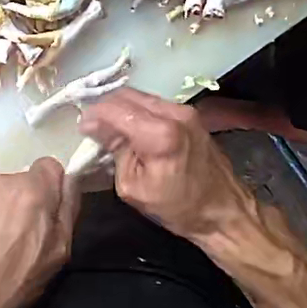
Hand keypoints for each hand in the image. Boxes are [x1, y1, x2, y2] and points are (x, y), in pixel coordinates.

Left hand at [0, 158, 79, 307]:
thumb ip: (69, 208)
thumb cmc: (14, 277)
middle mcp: (2, 182)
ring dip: (6, 210)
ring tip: (3, 245)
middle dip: (30, 201)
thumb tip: (70, 183)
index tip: (52, 210)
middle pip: (25, 181)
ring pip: (2, 194)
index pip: (50, 166)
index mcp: (33, 189)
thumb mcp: (60, 250)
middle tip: (30, 236)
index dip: (54, 187)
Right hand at [77, 89, 281, 267]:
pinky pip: (153, 104)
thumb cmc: (177, 207)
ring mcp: (185, 111)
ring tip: (110, 129)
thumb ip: (114, 151)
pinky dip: (136, 111)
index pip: (114, 109)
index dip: (92, 116)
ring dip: (120, 109)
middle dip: (104, 108)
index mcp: (159, 133)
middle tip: (92, 128)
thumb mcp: (132, 186)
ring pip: (140, 96)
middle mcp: (173, 113)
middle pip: (126, 95)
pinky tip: (130, 129)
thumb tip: (97, 130)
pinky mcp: (190, 115)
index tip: (81, 129)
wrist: (225, 212)